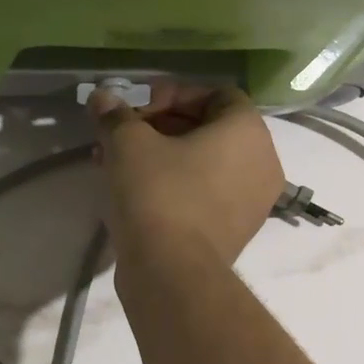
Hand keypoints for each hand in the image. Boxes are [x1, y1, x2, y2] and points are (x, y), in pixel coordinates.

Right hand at [88, 83, 283, 270]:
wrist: (171, 269)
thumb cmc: (157, 193)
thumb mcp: (127, 145)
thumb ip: (115, 116)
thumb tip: (101, 96)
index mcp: (246, 130)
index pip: (215, 93)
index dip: (171, 95)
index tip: (135, 111)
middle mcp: (263, 159)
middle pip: (209, 128)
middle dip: (159, 128)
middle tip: (120, 138)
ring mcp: (253, 198)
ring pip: (204, 162)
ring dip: (162, 157)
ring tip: (119, 166)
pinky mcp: (235, 228)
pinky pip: (206, 192)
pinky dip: (175, 185)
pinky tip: (137, 194)